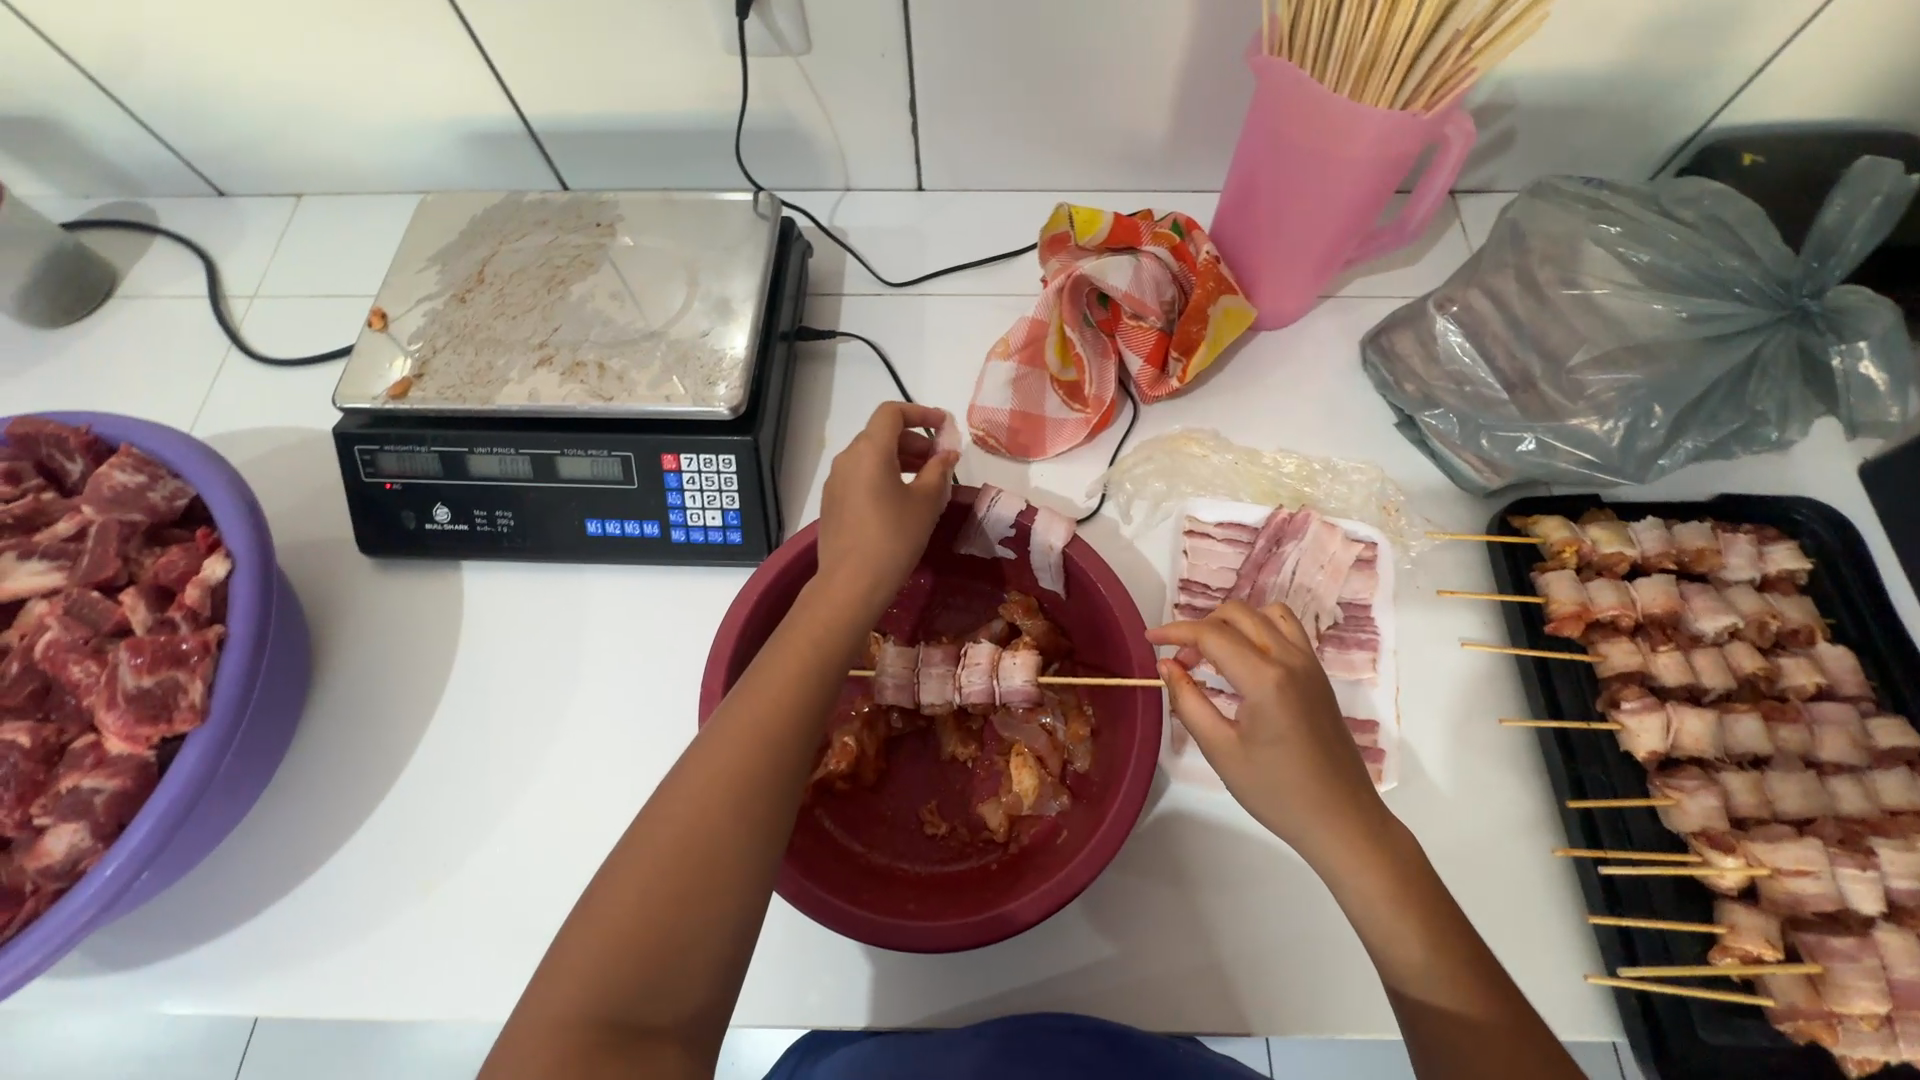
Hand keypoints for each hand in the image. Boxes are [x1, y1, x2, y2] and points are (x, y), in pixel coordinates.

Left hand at [816, 402, 957, 609]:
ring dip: (899, 460)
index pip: (892, 413)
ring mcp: (835, 481)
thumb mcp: (925, 502)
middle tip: (939, 461)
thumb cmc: (894, 538)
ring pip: (870, 457)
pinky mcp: (832, 503)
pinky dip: (882, 476)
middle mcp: (847, 458)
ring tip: (925, 482)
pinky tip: (901, 501)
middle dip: (913, 441)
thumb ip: (938, 471)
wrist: (851, 584)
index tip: (943, 426)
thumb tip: (946, 454)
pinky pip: (860, 476)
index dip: (920, 414)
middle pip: (881, 434)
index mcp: (869, 450)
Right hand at [1147, 601, 1391, 867]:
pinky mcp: (1319, 675)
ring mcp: (1310, 664)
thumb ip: (1188, 701)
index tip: (1149, 640)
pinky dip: (1258, 630)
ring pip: (1266, 614)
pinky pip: (1287, 630)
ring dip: (1232, 623)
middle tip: (1180, 660)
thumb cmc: (1276, 793)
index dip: (1175, 632)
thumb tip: (1167, 665)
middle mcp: (1290, 659)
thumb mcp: (1221, 750)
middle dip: (1200, 627)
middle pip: (1237, 614)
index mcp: (1265, 679)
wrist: (1342, 819)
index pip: (1211, 635)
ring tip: (1212, 655)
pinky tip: (1243, 662)